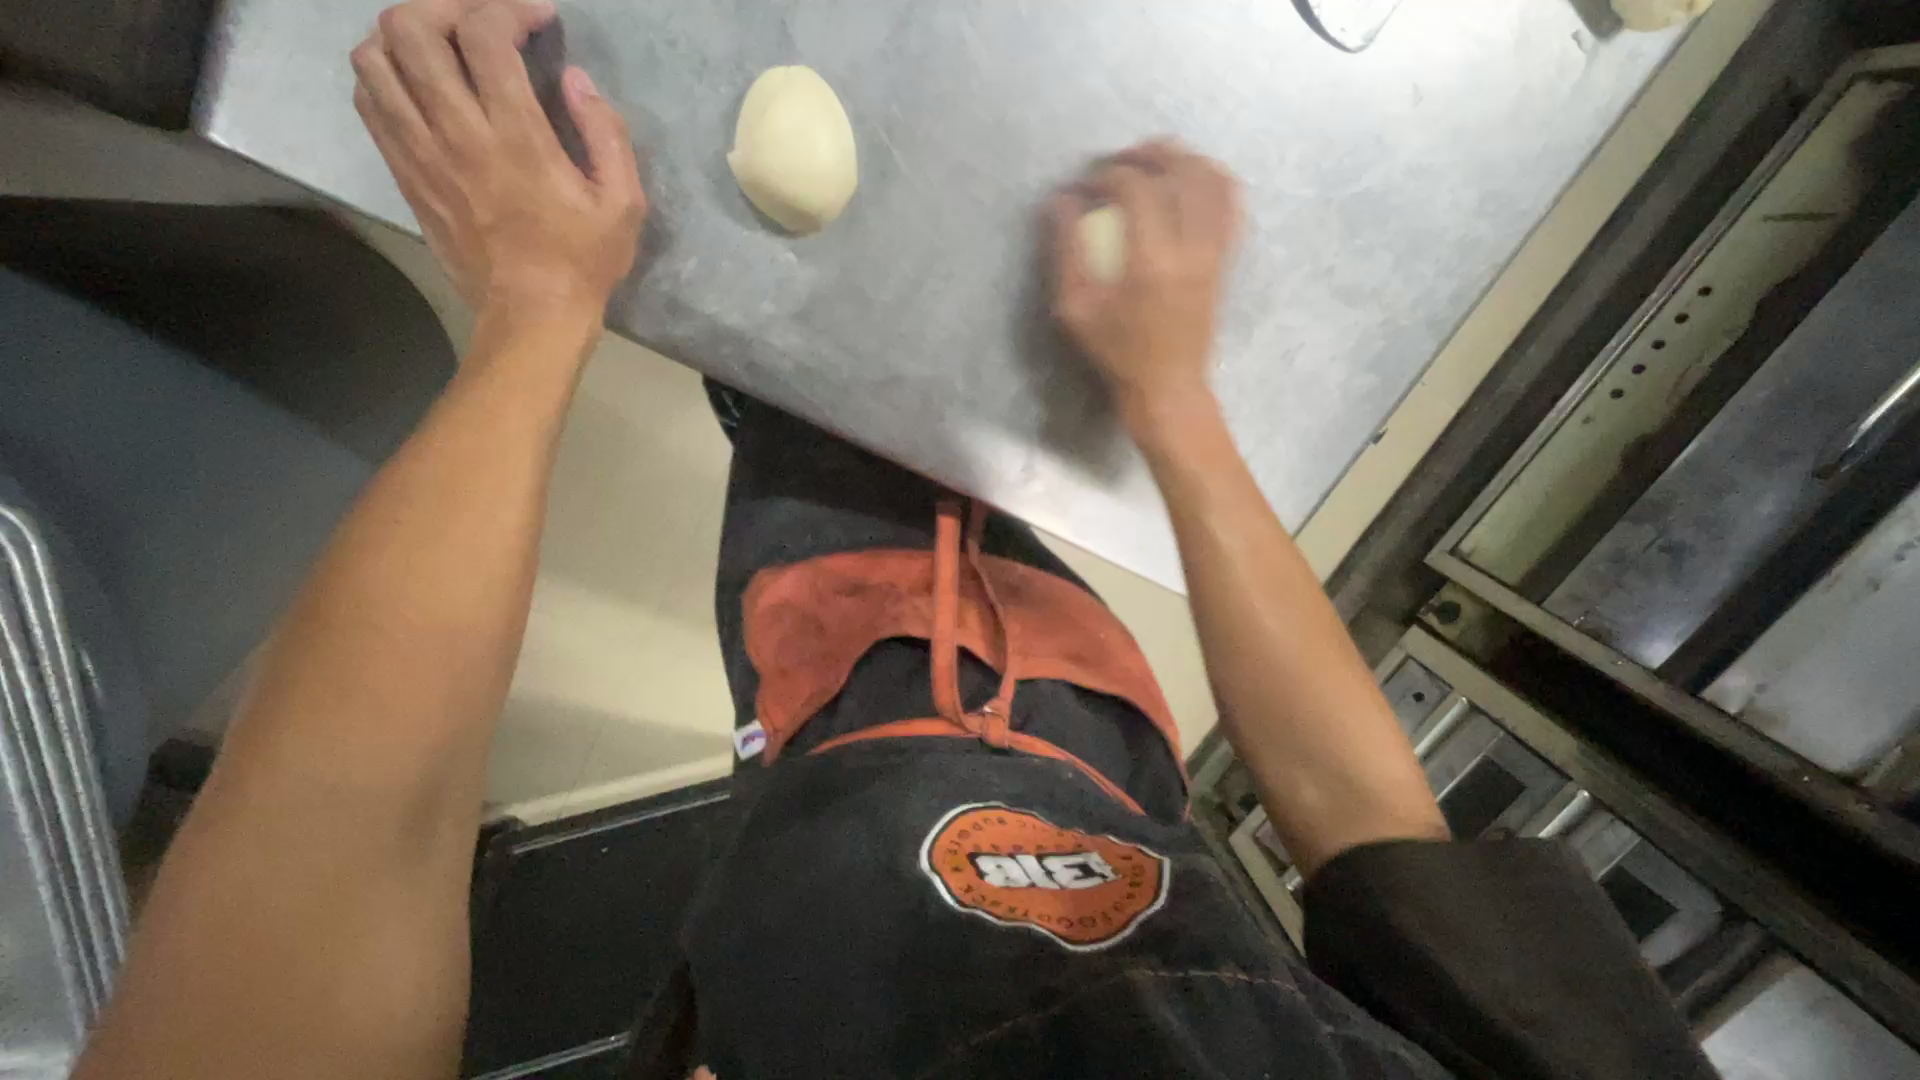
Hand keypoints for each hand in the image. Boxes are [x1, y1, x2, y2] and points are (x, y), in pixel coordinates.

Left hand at [352, 0, 645, 326]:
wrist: (531, 315)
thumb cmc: (584, 262)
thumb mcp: (624, 204)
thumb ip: (607, 135)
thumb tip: (577, 82)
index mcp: (516, 139)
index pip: (485, 36)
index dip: (508, 7)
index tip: (537, 14)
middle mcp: (457, 134)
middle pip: (411, 29)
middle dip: (446, 5)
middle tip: (481, 19)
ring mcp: (420, 152)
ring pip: (376, 57)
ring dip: (406, 34)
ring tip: (444, 43)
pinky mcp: (404, 172)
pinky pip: (369, 98)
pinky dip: (386, 72)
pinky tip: (420, 82)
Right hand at [1049, 139, 1241, 421]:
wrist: (1168, 385)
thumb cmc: (1117, 352)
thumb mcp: (1076, 308)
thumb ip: (1066, 251)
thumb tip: (1060, 201)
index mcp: (1151, 261)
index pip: (1136, 189)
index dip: (1107, 175)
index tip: (1085, 184)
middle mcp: (1191, 248)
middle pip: (1182, 171)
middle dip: (1148, 153)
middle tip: (1119, 160)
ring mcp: (1215, 252)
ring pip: (1213, 179)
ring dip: (1183, 159)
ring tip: (1153, 162)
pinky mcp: (1225, 259)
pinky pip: (1230, 203)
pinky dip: (1211, 180)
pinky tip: (1188, 182)